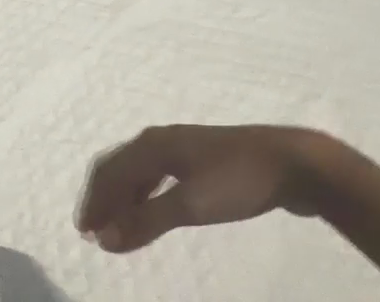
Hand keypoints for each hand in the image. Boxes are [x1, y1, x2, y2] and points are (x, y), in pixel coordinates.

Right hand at [75, 124, 324, 252]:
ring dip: (123, 198)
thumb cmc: (238, 181)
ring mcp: (180, 147)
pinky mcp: (200, 159)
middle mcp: (158, 140)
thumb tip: (105, 239)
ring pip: (138, 171)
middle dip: (103, 198)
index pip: (110, 173)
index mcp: (151, 145)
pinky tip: (152, 209)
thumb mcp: (191, 204)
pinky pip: (156, 175)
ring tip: (118, 223)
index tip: (85, 234)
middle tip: (94, 231)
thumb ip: (147, 221)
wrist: (293, 163)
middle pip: (119, 168)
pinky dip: (144, 195)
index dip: (95, 203)